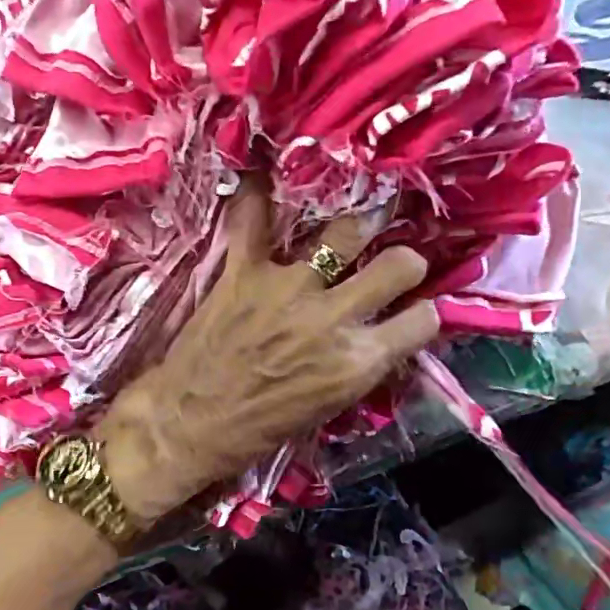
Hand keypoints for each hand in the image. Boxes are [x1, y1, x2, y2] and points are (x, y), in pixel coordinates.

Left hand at [94, 178, 438, 525]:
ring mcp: (287, 287)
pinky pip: (254, 218)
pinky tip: (265, 179)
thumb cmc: (256, 430)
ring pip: (344, 232)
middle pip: (399, 264)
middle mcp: (332, 317)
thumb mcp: (325, 407)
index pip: (422, 321)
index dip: (421, 315)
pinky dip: (258, 198)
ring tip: (349, 228)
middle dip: (404, 262)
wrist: (187, 424)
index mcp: (356, 361)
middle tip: (391, 263)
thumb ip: (356, 364)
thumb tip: (376, 335)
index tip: (412, 312)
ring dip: (354, 229)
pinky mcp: (243, 272)